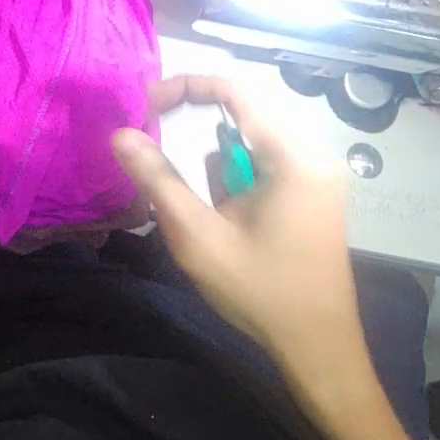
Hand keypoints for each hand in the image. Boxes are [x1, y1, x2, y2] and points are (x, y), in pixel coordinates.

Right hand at [112, 77, 367, 396]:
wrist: (318, 352)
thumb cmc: (260, 292)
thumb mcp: (198, 236)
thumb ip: (158, 179)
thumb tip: (120, 133)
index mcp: (293, 157)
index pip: (235, 91)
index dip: (186, 86)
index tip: (146, 103)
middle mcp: (311, 156)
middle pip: (240, 116)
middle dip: (196, 134)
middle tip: (158, 150)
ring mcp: (315, 176)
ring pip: (248, 145)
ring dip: (218, 170)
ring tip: (213, 219)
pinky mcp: (311, 195)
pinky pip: (262, 166)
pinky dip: (235, 183)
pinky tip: (233, 225)